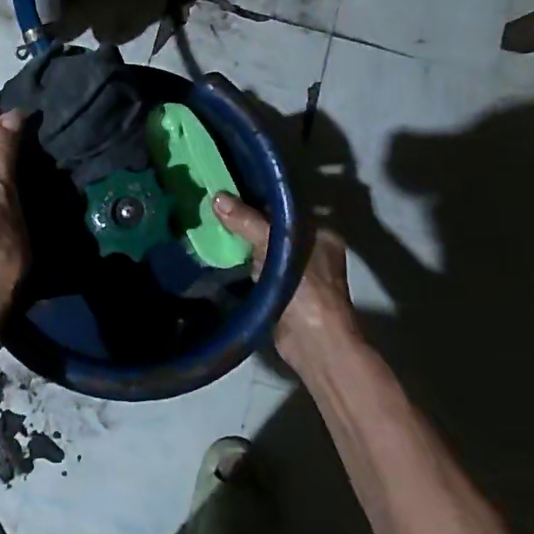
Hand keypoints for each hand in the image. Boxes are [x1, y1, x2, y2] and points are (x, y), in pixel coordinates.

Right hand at [213, 193, 357, 372]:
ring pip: (264, 251)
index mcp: (322, 235)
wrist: (313, 342)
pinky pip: (258, 271)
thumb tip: (216, 197)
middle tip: (215, 208)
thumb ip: (247, 221)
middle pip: (274, 230)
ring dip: (242, 245)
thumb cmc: (305, 287)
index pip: (287, 209)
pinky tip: (219, 256)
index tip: (231, 191)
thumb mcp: (275, 246)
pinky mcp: (281, 293)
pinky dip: (242, 265)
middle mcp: (312, 252)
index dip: (260, 199)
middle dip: (247, 222)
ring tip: (211, 227)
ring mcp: (298, 275)